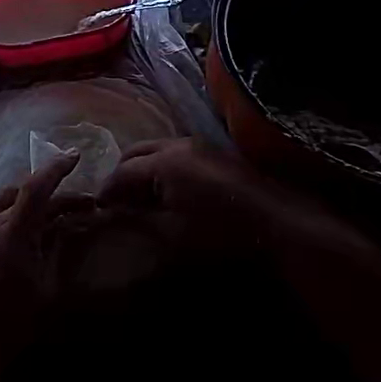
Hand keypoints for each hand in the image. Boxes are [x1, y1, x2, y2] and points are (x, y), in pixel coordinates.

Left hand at [0, 152, 83, 373]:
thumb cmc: (13, 322)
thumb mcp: (47, 288)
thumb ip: (59, 252)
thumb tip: (71, 229)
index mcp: (12, 232)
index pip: (36, 188)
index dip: (56, 169)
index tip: (74, 156)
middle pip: (23, 194)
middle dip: (53, 193)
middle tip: (82, 206)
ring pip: (4, 200)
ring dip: (29, 198)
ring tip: (53, 209)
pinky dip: (8, 208)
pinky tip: (19, 219)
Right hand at [98, 138, 362, 255]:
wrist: (282, 227)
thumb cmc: (222, 235)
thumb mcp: (172, 235)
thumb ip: (139, 220)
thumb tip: (115, 214)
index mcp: (163, 163)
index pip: (121, 173)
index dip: (107, 191)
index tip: (98, 208)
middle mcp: (179, 146)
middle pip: (137, 152)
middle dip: (122, 173)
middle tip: (116, 198)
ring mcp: (202, 148)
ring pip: (159, 150)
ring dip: (144, 169)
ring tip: (141, 195)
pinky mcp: (220, 156)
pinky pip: (179, 155)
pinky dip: (164, 168)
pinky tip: (170, 191)